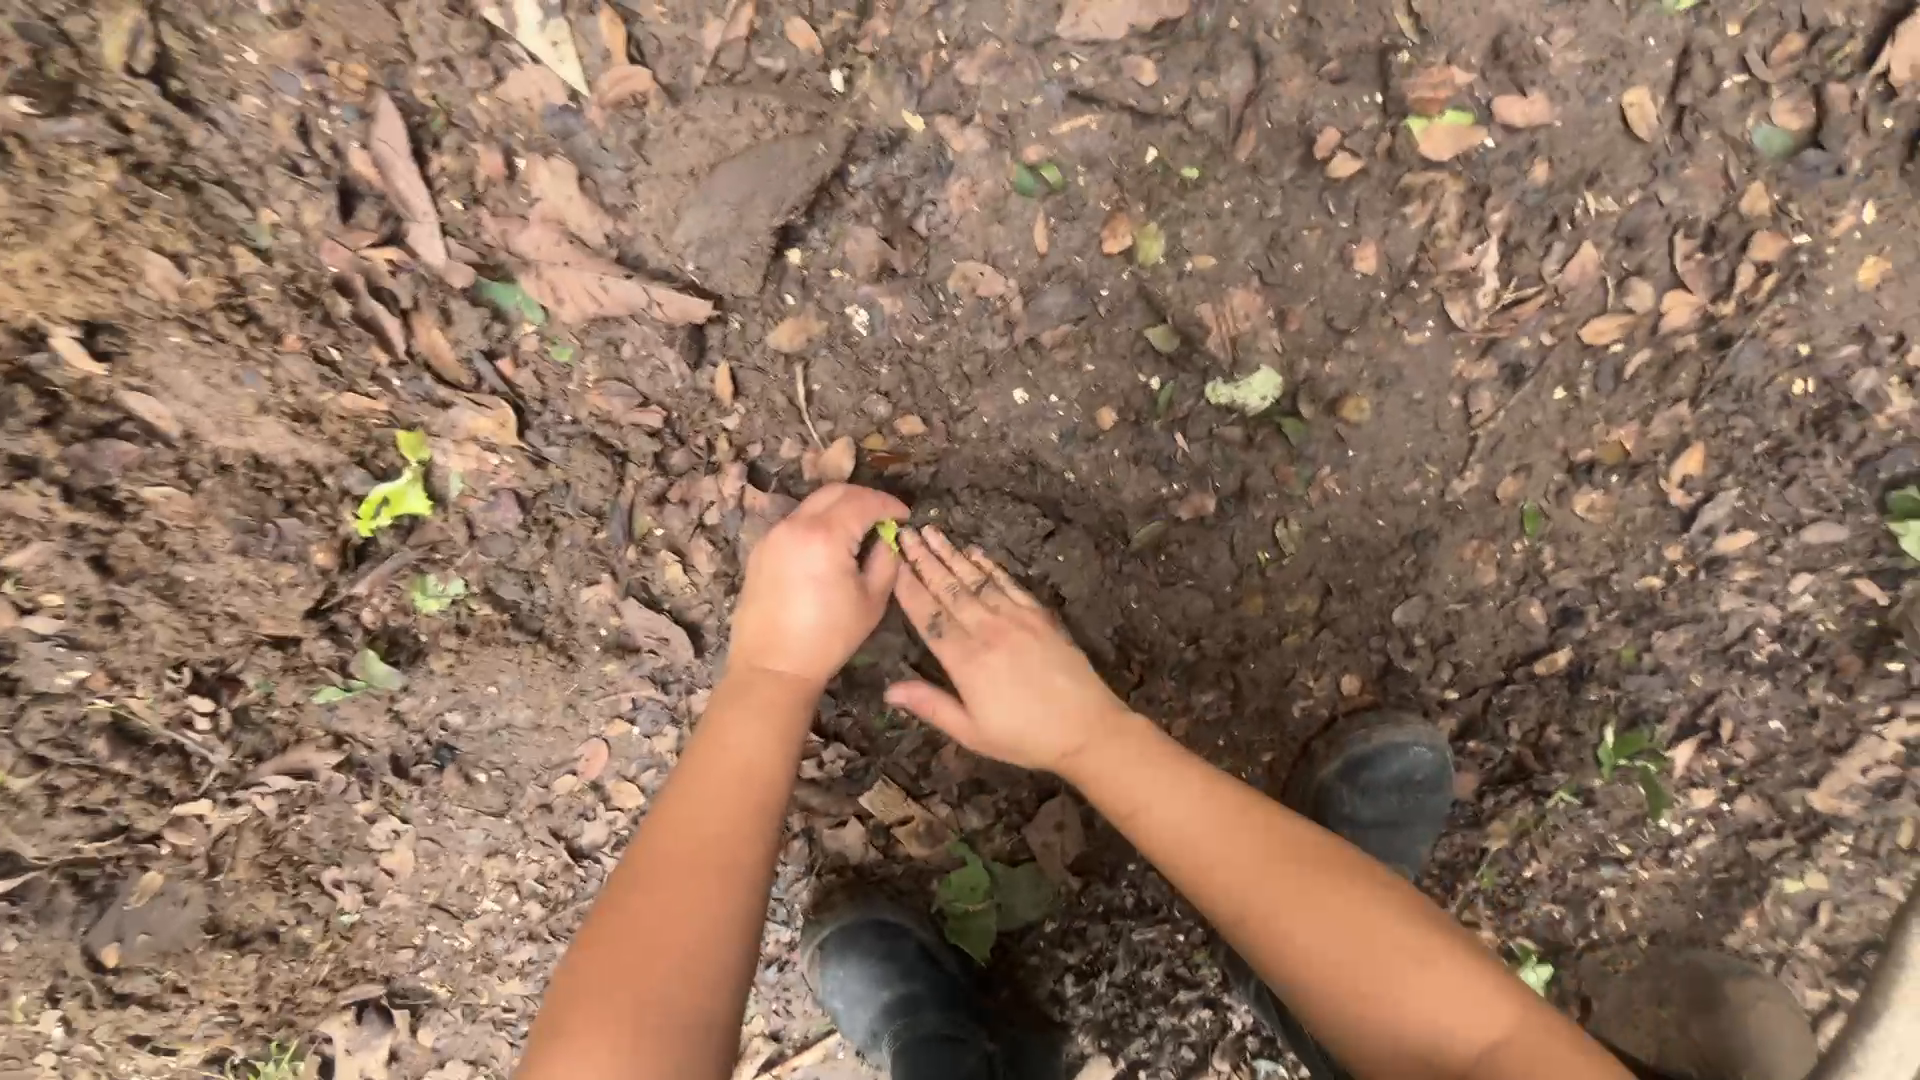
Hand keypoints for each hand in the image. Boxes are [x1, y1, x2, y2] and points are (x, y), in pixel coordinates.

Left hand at [728, 484, 909, 688]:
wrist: (772, 665)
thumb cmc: (828, 638)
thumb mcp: (872, 601)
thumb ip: (886, 561)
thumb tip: (888, 540)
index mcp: (826, 535)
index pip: (864, 502)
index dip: (890, 505)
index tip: (905, 517)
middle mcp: (796, 525)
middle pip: (835, 491)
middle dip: (865, 498)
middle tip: (884, 516)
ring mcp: (774, 535)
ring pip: (813, 505)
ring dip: (839, 508)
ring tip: (859, 531)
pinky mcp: (761, 549)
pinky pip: (796, 523)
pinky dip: (818, 523)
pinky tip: (830, 547)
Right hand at [887, 526, 1134, 771]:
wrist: (1087, 728)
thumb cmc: (1025, 738)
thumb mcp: (972, 733)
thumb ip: (930, 706)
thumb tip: (889, 690)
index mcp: (966, 661)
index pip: (928, 616)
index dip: (908, 587)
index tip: (893, 562)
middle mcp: (988, 631)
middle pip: (948, 589)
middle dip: (924, 560)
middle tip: (905, 533)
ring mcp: (1016, 619)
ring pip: (976, 580)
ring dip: (952, 555)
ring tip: (932, 532)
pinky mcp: (1040, 616)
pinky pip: (1008, 584)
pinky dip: (989, 567)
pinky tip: (975, 552)